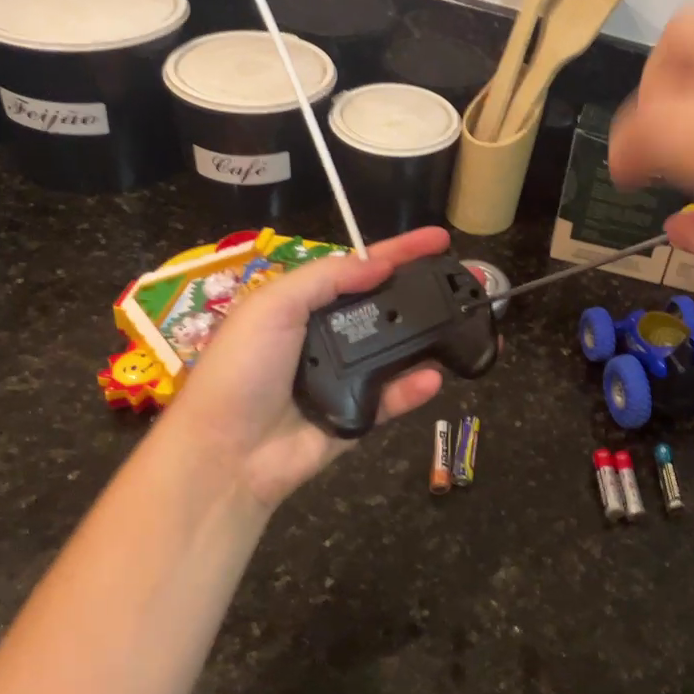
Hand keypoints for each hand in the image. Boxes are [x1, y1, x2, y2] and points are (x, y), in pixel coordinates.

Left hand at [164, 228, 449, 508]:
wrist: (225, 455)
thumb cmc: (242, 370)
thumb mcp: (272, 307)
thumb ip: (326, 278)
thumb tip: (380, 264)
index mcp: (306, 305)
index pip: (361, 268)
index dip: (400, 250)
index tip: (441, 238)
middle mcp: (331, 336)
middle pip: (388, 306)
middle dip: (426, 293)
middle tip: (467, 283)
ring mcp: (348, 376)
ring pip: (399, 350)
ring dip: (432, 337)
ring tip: (468, 325)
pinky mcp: (360, 414)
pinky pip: (396, 397)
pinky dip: (416, 387)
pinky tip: (434, 377)